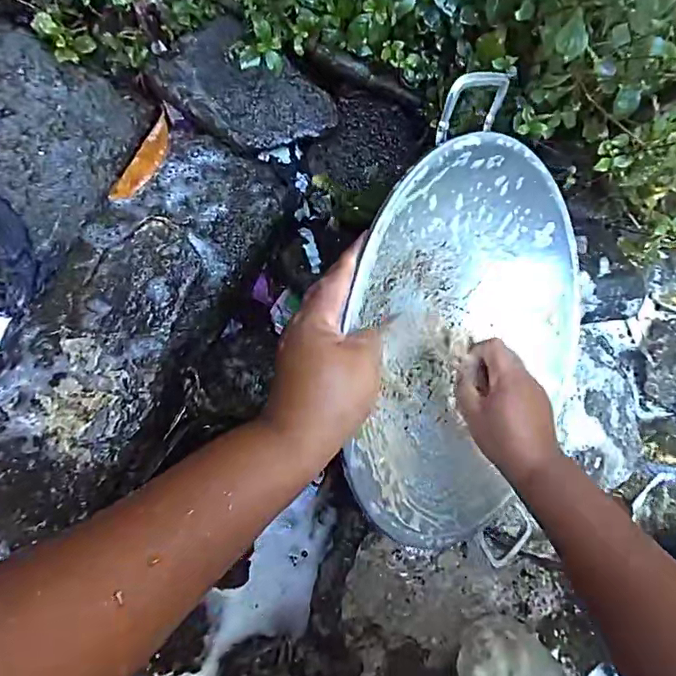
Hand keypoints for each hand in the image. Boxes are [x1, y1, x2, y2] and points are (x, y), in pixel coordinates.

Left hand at [261, 239, 381, 458]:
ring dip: (345, 300)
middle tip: (375, 263)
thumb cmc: (332, 395)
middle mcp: (301, 325)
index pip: (339, 275)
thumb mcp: (365, 359)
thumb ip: (376, 332)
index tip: (371, 235)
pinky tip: (359, 332)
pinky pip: (324, 332)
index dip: (356, 255)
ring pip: (324, 313)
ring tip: (372, 293)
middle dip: (348, 275)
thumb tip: (381, 320)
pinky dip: (342, 323)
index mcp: (316, 316)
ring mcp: (298, 347)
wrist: (294, 440)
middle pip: (326, 291)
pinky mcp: (301, 366)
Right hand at [456, 338, 561, 482]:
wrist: (537, 464)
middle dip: (485, 367)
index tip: (468, 375)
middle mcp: (527, 376)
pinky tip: (506, 415)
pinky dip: (510, 390)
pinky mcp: (543, 401)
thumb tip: (465, 370)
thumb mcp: (473, 414)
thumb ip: (465, 386)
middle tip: (476, 391)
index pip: (493, 344)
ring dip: (497, 379)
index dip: (476, 353)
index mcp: (510, 375)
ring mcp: (537, 388)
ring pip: (514, 371)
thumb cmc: (501, 439)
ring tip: (489, 406)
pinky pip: (523, 385)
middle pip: (504, 355)